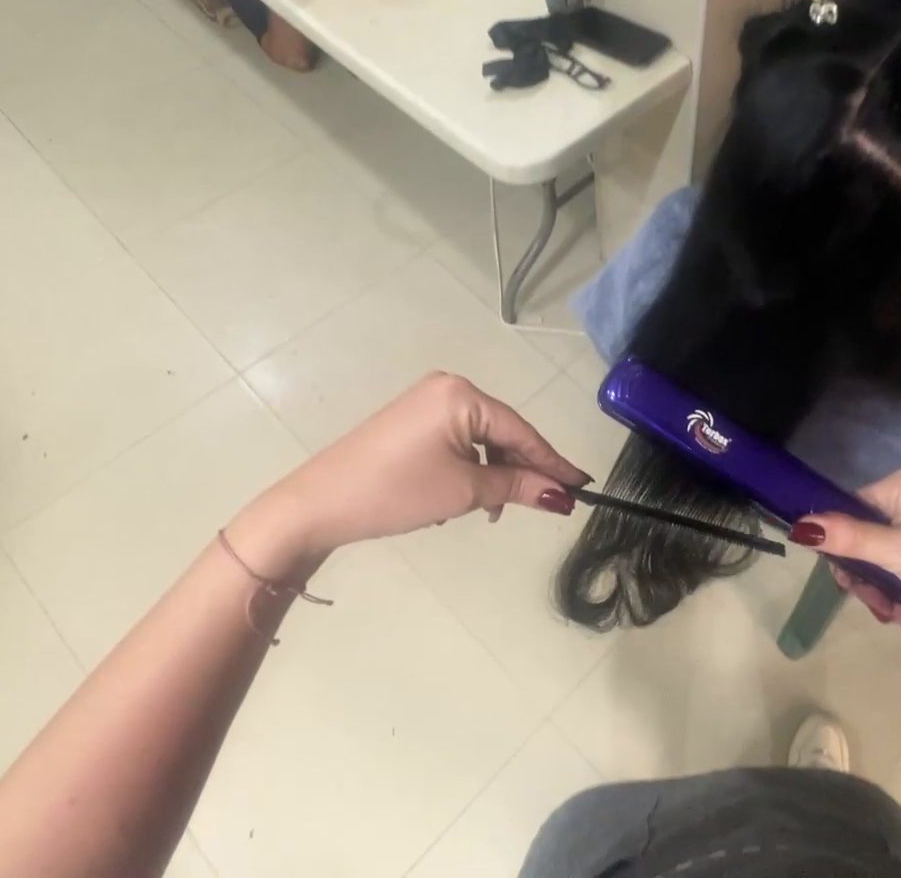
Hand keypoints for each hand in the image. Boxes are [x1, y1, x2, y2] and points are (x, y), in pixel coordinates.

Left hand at [238, 373, 589, 559]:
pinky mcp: (411, 421)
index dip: (554, 463)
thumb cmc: (397, 491)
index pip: (522, 432)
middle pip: (503, 433)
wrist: (316, 505)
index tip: (584, 486)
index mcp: (463, 395)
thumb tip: (563, 496)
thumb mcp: (465, 491)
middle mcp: (448, 388)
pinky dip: (469, 468)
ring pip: (480, 440)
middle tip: (542, 506)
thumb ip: (519, 487)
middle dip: (520, 471)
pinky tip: (465, 498)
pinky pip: (457, 441)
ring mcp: (426, 403)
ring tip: (490, 512)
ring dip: (493, 474)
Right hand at [795, 470, 900, 638]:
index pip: (849, 509)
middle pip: (867, 538)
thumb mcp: (899, 553)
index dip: (841, 548)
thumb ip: (849, 538)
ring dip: (890, 594)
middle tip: (882, 611)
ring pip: (888, 558)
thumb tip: (798, 525)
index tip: (848, 585)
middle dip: (870, 580)